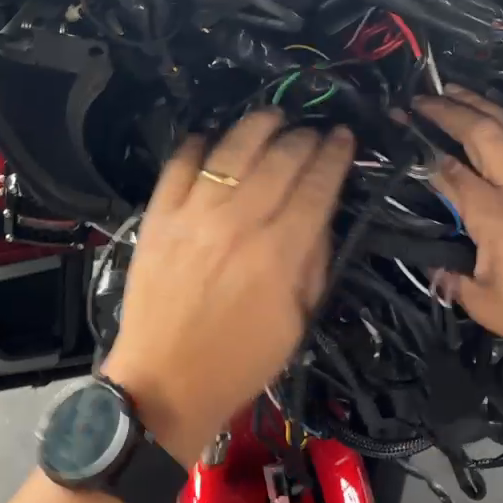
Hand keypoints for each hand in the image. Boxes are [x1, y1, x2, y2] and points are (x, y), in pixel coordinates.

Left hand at [101, 110, 354, 464]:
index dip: (335, 156)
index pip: (317, 186)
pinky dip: (197, 146)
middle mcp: (238, 224)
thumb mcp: (298, 320)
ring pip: (232, 150)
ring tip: (273, 118)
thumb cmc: (240, 360)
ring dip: (258, 126)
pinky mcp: (158, 217)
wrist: (165, 383)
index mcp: (278, 254)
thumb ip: (313, 260)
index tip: (344, 137)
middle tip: (313, 132)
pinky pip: (179, 166)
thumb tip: (320, 213)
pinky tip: (212, 139)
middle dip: (303, 138)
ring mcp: (193, 216)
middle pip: (279, 159)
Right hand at [413, 90, 502, 377]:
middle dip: (450, 110)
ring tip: (458, 92)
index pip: (451, 171)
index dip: (423, 150)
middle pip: (485, 132)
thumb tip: (434, 266)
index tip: (403, 130)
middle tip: (423, 98)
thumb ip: (453, 279)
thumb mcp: (487, 306)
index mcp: (498, 217)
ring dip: (484, 106)